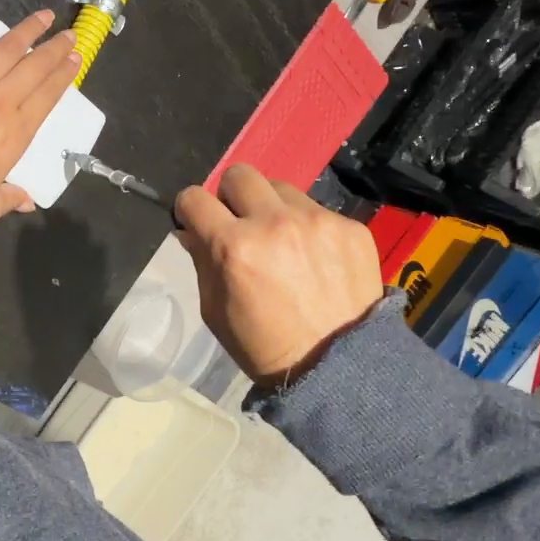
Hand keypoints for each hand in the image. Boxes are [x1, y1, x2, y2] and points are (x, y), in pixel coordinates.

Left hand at [0, 0, 81, 230]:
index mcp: (16, 134)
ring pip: (5, 48)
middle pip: (34, 68)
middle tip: (68, 35)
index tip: (75, 60)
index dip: (64, 75)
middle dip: (55, 48)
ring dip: (27, 30)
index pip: (48, 96)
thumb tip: (26, 201)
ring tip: (43, 16)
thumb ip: (9, 197)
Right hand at [175, 165, 383, 385]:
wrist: (336, 365)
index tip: (196, 221)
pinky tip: (313, 259)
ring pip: (280, 188)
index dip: (189, 209)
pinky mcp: (349, 226)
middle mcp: (274, 223)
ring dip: (270, 208)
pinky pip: (316, 210)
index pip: (194, 198)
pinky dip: (306, 228)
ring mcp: (317, 220)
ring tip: (280, 242)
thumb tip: (194, 232)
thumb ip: (202, 262)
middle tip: (237, 224)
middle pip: (239, 175)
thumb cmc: (262, 346)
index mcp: (233, 247)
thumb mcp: (214, 310)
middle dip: (230, 196)